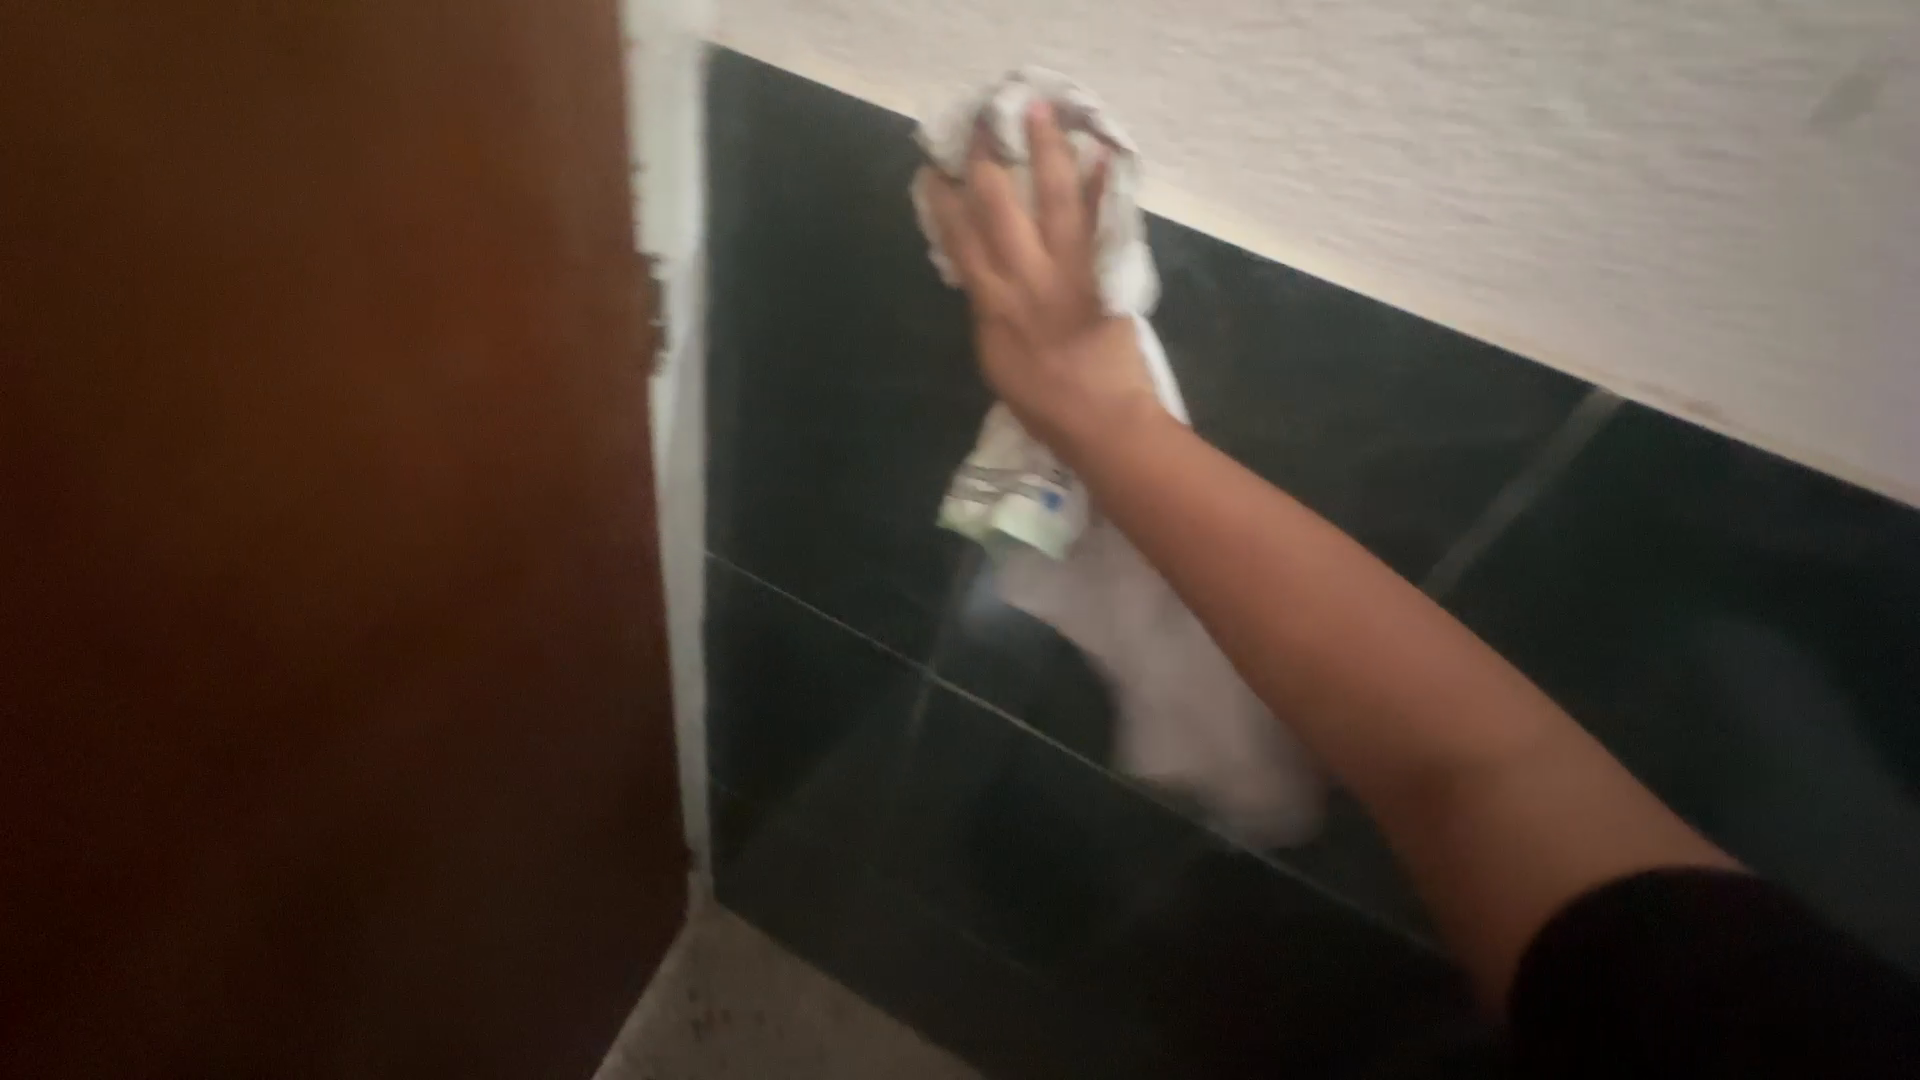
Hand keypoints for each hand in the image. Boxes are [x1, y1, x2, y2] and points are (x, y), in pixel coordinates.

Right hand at [917, 102, 1160, 456]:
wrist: (1100, 422)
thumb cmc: (1044, 406)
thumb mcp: (998, 363)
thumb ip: (991, 317)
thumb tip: (987, 283)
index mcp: (992, 305)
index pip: (960, 241)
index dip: (944, 202)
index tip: (935, 172)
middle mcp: (1025, 277)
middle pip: (998, 207)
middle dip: (985, 160)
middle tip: (981, 123)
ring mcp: (1068, 271)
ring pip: (1052, 200)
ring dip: (1045, 151)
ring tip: (1039, 112)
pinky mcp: (1105, 274)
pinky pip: (1103, 221)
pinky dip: (1105, 186)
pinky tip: (1103, 153)